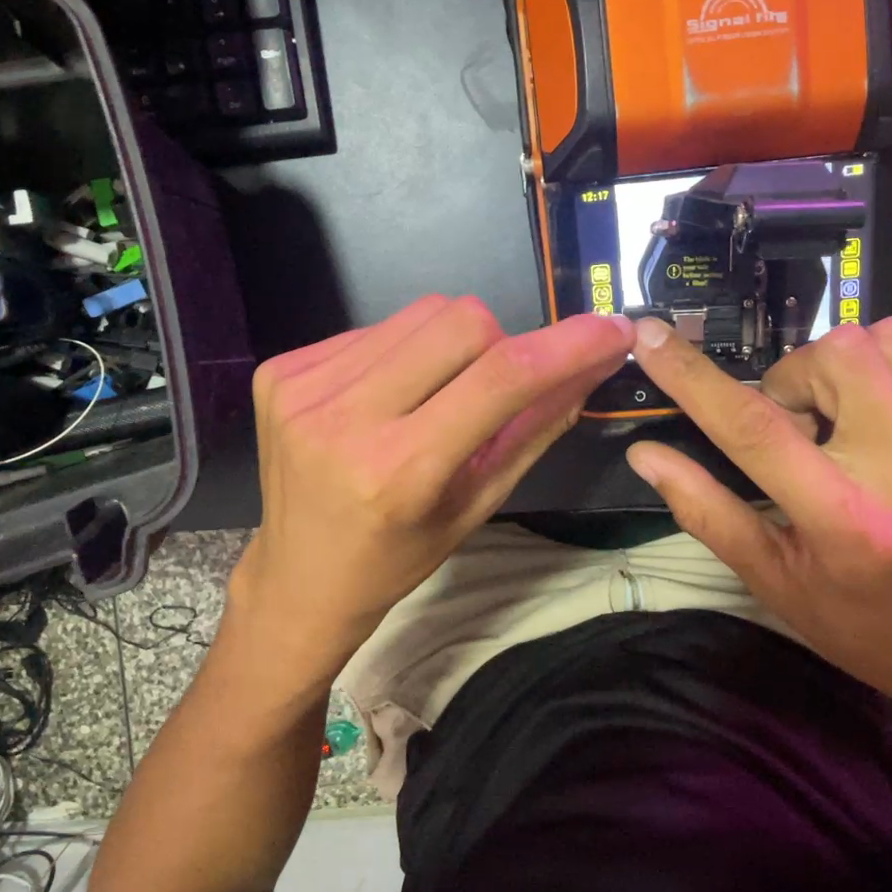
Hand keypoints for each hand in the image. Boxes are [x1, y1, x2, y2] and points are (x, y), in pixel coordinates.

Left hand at [232, 295, 633, 661]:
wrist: (298, 578)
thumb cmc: (398, 557)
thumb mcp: (479, 503)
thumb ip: (537, 427)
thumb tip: (593, 363)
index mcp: (402, 470)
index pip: (502, 378)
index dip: (567, 345)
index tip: (612, 330)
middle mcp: (345, 419)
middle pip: (462, 320)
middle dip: (499, 344)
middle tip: (490, 391)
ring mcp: (304, 388)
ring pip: (420, 313)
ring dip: (449, 346)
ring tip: (432, 397)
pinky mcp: (279, 369)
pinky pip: (376, 327)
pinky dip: (402, 353)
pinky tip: (386, 398)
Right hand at [625, 316, 891, 766]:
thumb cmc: (866, 627)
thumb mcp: (776, 583)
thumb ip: (709, 513)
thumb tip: (646, 453)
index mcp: (843, 521)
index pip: (752, 427)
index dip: (690, 375)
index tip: (649, 336)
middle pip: (831, 357)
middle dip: (796, 377)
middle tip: (802, 424)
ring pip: (890, 338)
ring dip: (851, 363)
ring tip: (851, 412)